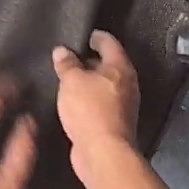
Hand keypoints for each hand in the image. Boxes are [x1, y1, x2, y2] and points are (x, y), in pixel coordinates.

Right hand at [51, 30, 140, 183]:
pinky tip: (73, 101)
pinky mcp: (114, 123)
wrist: (103, 154)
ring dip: (88, 81)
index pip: (109, 42)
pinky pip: (100, 103)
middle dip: (90, 59)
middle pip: (108, 64)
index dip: (95, 36)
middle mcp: (127, 84)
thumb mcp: (72, 80)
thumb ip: (66, 64)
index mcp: (120, 67)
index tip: (84, 34)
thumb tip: (62, 51)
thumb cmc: (90, 110)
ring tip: (68, 78)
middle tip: (70, 56)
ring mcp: (122, 105)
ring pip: (103, 85)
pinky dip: (88, 99)